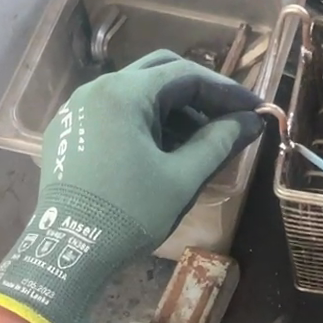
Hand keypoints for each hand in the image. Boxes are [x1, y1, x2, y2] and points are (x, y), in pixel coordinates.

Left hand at [0, 51, 263, 322]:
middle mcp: (96, 89)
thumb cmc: (130, 214)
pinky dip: (145, 123)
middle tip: (230, 117)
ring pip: (136, 94)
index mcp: (124, 93)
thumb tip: (252, 122)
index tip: (254, 109)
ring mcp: (77, 110)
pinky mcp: (68, 133)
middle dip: (199, 93)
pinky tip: (163, 151)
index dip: (226, 90)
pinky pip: (114, 113)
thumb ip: (219, 143)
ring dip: (173, 110)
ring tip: (201, 140)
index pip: (186, 74)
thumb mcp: (182, 179)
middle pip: (158, 73)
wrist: (70, 249)